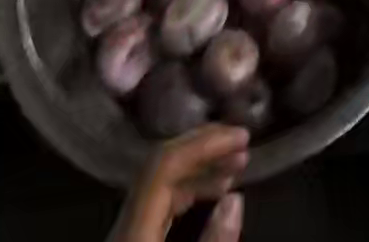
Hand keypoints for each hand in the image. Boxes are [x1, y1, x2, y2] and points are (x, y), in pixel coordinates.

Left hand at [109, 125, 248, 241]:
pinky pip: (162, 201)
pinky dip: (192, 188)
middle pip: (161, 164)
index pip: (165, 164)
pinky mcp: (134, 238)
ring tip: (238, 161)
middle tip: (242, 139)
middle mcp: (125, 220)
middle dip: (204, 146)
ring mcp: (127, 229)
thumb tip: (236, 198)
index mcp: (133, 227)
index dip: (203, 143)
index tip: (240, 137)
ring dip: (201, 166)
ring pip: (162, 181)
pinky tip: (217, 188)